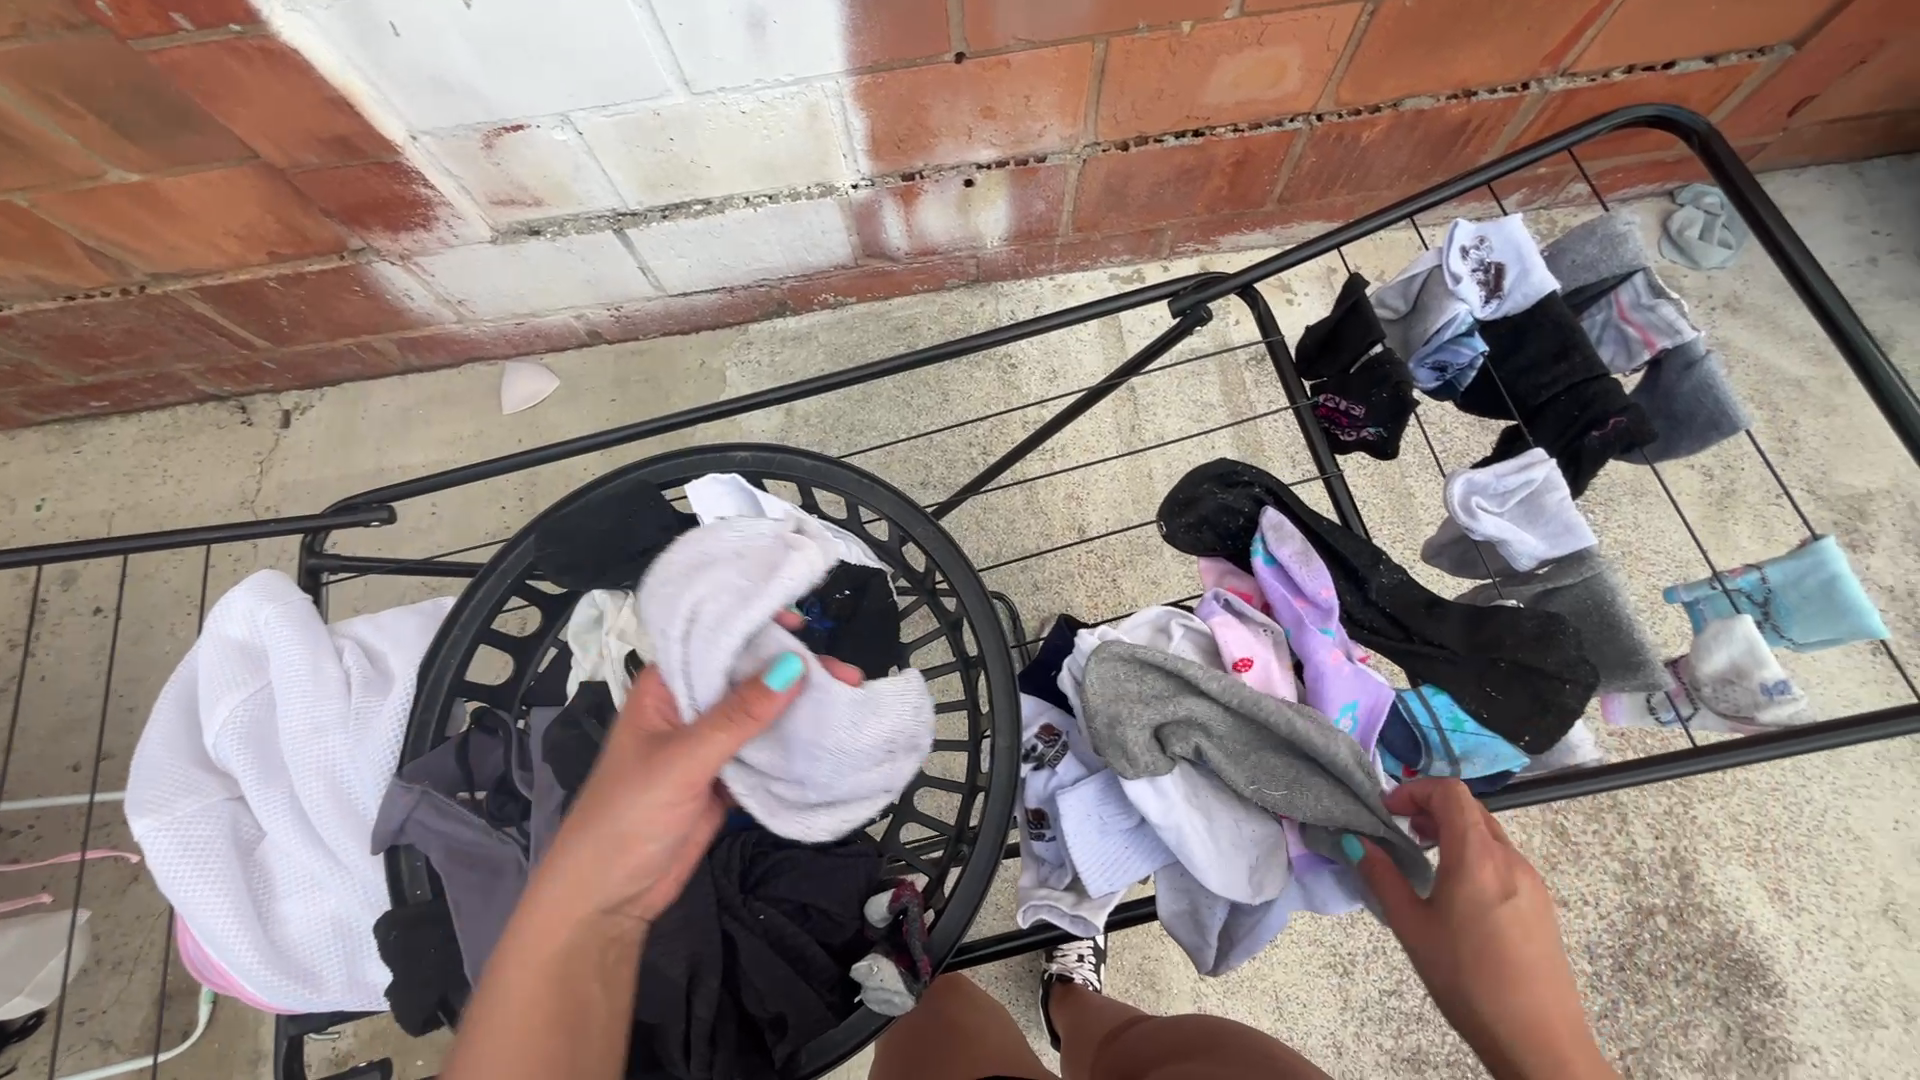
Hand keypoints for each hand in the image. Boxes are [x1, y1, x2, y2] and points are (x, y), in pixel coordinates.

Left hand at [532, 615, 862, 926]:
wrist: (607, 900)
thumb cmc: (626, 818)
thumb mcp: (682, 761)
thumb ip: (738, 716)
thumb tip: (794, 667)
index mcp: (665, 689)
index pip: (713, 641)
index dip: (755, 627)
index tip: (802, 625)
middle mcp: (690, 708)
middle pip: (747, 676)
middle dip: (794, 670)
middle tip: (845, 672)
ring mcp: (710, 744)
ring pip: (763, 713)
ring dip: (802, 706)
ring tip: (849, 696)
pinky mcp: (728, 777)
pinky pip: (768, 750)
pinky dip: (795, 742)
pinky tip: (829, 733)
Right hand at [1347, 778, 1613, 1079]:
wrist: (1540, 1043)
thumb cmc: (1467, 979)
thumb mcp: (1411, 926)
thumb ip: (1381, 875)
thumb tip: (1356, 840)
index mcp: (1477, 856)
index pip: (1450, 792)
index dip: (1414, 790)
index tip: (1387, 812)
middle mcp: (1510, 859)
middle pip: (1470, 808)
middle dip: (1430, 808)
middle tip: (1400, 832)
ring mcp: (1532, 882)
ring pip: (1488, 833)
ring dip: (1452, 831)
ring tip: (1424, 861)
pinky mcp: (1541, 905)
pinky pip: (1503, 859)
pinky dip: (1473, 854)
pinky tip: (1455, 892)